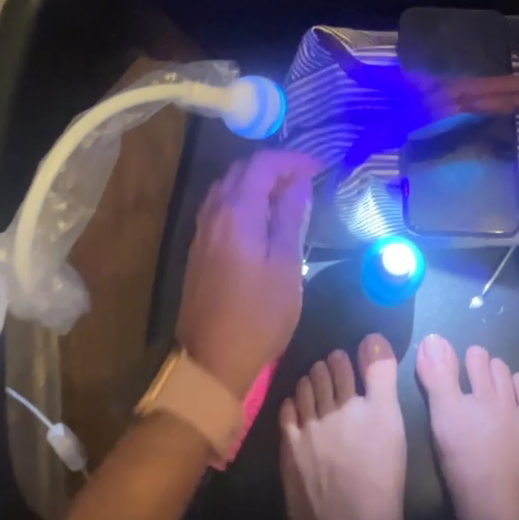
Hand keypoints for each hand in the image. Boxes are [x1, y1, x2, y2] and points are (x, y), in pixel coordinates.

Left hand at [176, 151, 318, 396]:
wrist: (211, 359)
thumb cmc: (258, 315)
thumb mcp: (286, 266)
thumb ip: (291, 217)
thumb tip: (299, 181)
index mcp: (237, 212)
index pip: (262, 164)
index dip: (292, 159)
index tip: (319, 167)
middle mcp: (214, 212)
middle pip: (241, 171)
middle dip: (274, 167)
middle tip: (305, 180)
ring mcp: (202, 230)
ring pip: (228, 187)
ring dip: (256, 182)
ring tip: (286, 196)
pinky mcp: (199, 248)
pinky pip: (220, 207)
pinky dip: (242, 200)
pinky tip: (261, 218)